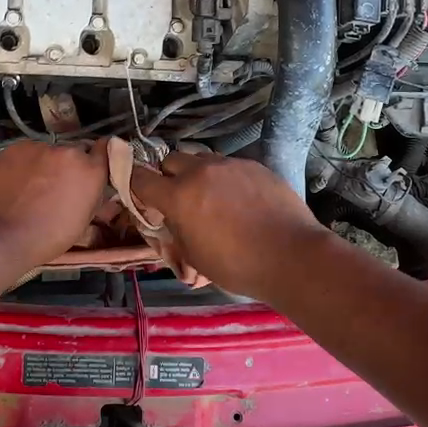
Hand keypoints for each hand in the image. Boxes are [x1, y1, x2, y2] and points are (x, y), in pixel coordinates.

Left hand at [0, 140, 107, 267]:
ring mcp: (40, 146)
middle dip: (67, 165)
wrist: (2, 234)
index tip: (90, 167)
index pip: (103, 149)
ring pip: (47, 152)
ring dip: (44, 163)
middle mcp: (68, 151)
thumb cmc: (47, 237)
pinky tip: (14, 182)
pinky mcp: (16, 146)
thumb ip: (90, 196)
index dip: (96, 158)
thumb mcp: (82, 222)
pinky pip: (25, 152)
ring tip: (30, 186)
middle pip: (72, 152)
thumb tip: (91, 187)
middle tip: (55, 185)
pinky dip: (23, 163)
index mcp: (90, 170)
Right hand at [130, 148, 328, 297]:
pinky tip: (243, 201)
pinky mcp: (254, 165)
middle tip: (180, 198)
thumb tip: (174, 219)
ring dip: (199, 175)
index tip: (139, 193)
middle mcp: (200, 171)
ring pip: (202, 160)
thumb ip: (177, 231)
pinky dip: (227, 179)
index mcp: (179, 196)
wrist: (292, 256)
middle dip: (169, 177)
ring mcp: (229, 164)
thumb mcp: (195, 258)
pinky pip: (230, 166)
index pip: (141, 178)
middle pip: (171, 161)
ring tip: (214, 198)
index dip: (135, 184)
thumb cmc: (238, 266)